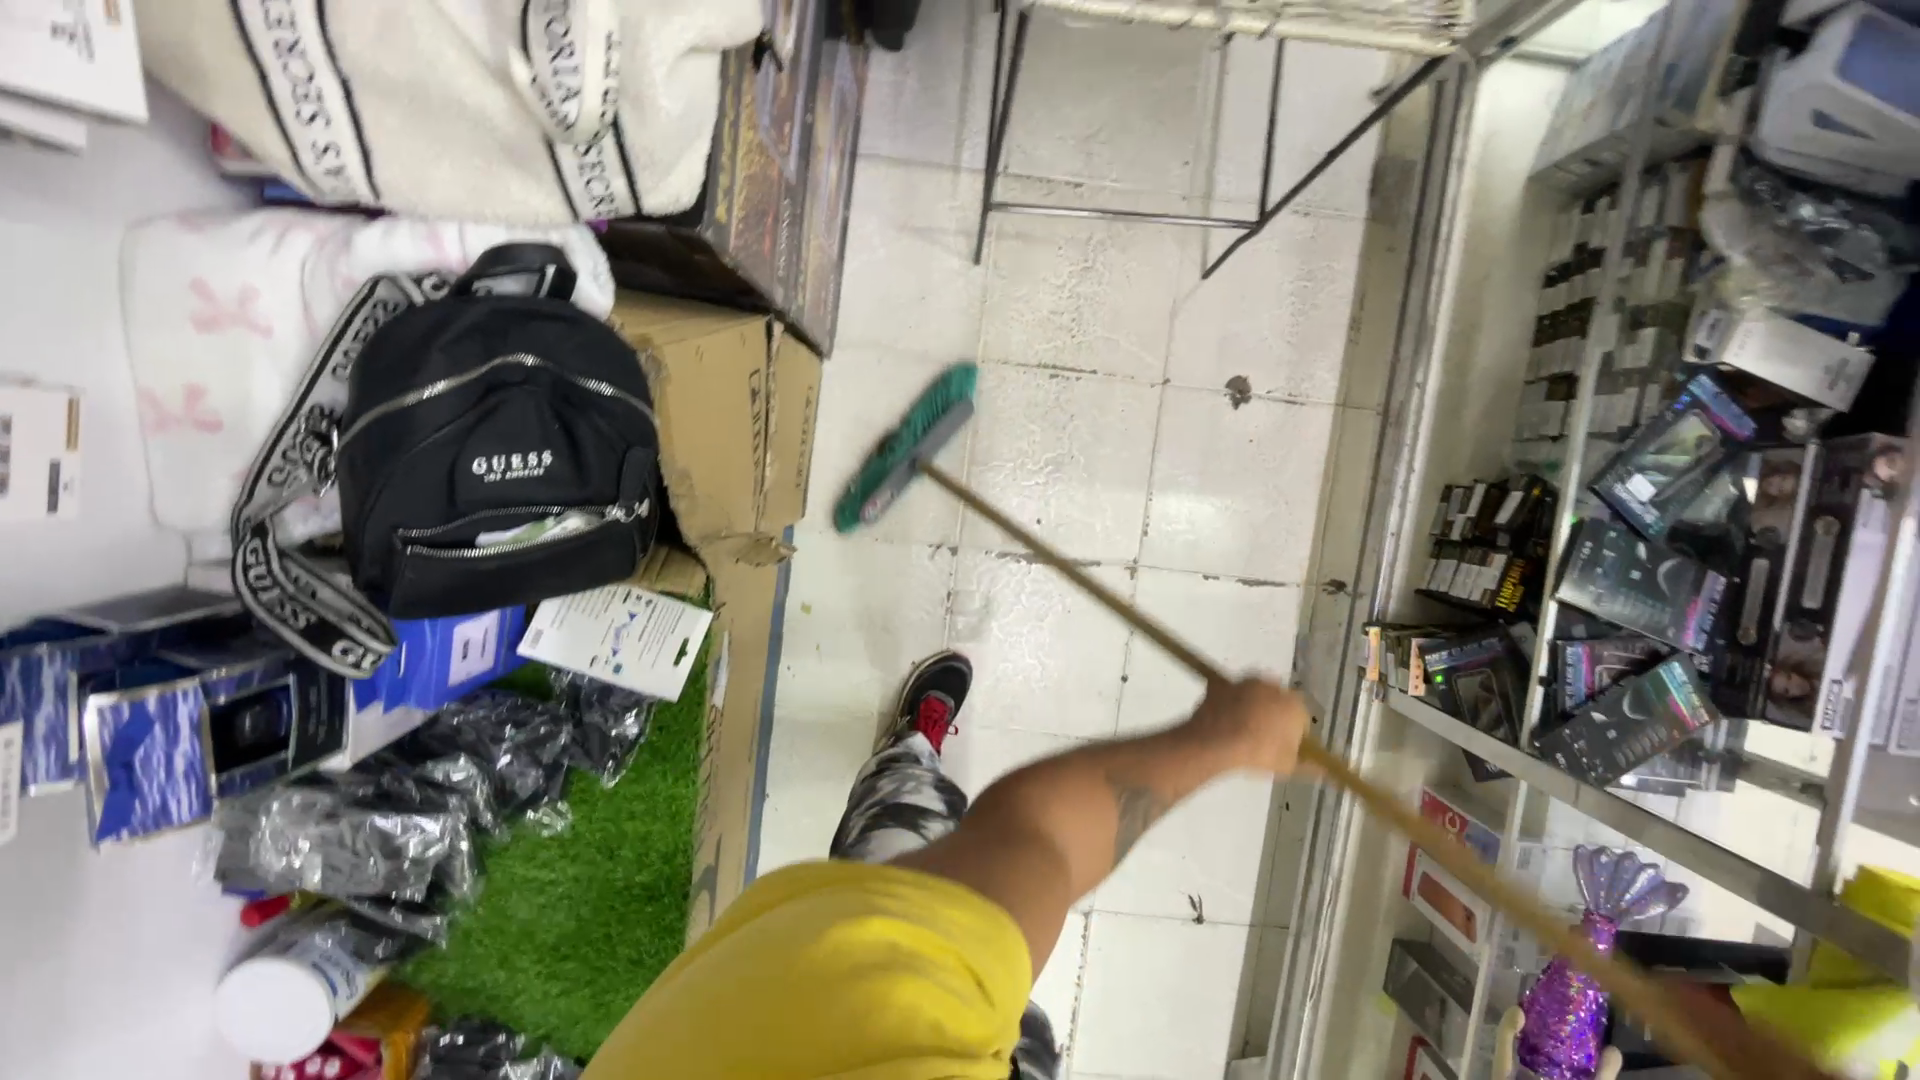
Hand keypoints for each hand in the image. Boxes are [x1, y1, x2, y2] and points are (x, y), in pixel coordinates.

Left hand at [1188, 678, 1313, 776]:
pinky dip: (1227, 702)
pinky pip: (1228, 693)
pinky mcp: (1221, 683)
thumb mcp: (1288, 766)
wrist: (1216, 742)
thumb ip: (1306, 765)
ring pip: (1253, 694)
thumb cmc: (1258, 753)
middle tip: (1262, 736)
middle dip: (1272, 715)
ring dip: (1250, 705)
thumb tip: (1319, 768)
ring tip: (1240, 728)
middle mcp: (1271, 686)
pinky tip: (1222, 718)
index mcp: (1294, 704)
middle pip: (1276, 701)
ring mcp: (1244, 682)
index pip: (1300, 717)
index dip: (1293, 732)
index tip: (1284, 746)